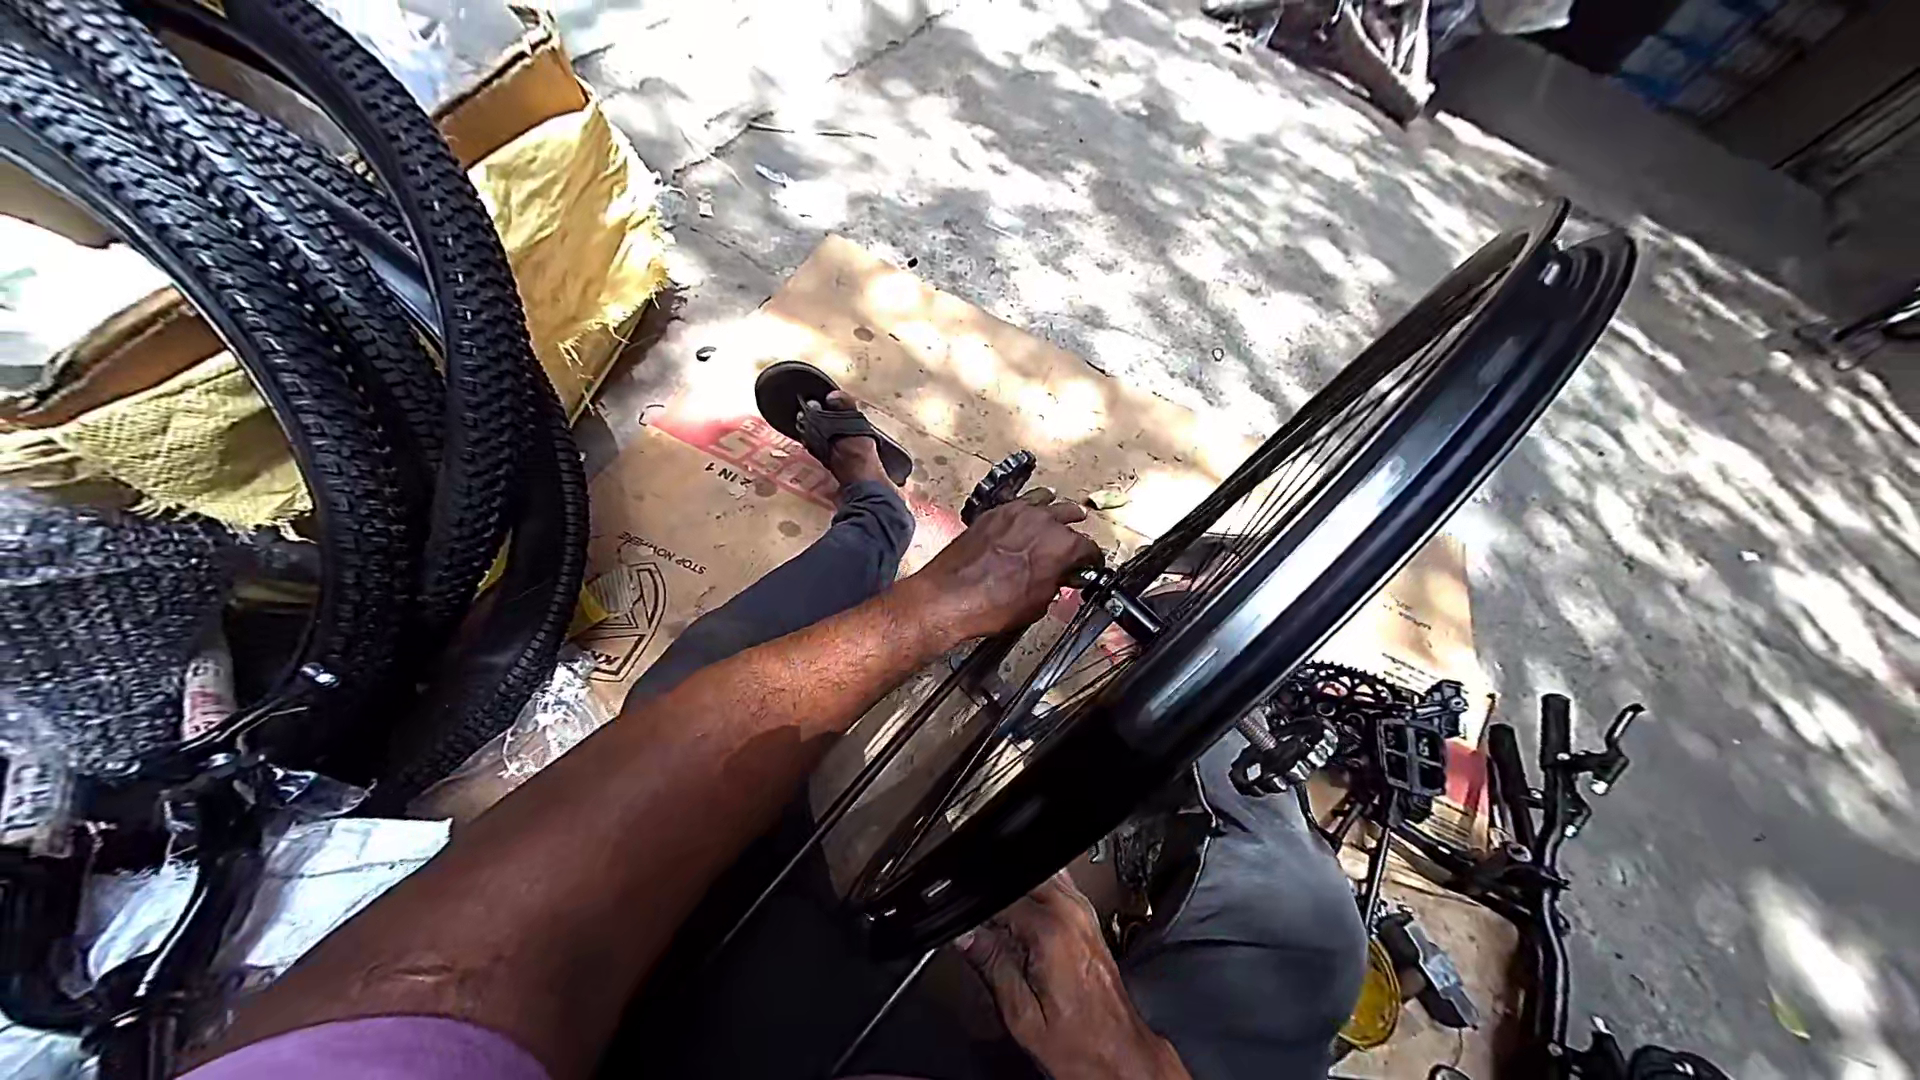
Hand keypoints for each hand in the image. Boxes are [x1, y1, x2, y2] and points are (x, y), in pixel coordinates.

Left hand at [899, 489, 1101, 643]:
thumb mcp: (1038, 603)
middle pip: (1069, 518)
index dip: (1091, 560)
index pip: (1088, 548)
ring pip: (1044, 501)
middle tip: (1074, 544)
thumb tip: (1058, 578)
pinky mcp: (993, 513)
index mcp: (1062, 545)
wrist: (950, 597)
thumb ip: (1055, 583)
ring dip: (1054, 510)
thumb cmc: (991, 605)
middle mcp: (1042, 521)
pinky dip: (1027, 508)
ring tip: (1059, 515)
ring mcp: (1016, 512)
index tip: (1088, 565)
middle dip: (1075, 531)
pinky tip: (1027, 515)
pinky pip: (1018, 503)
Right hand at [959, 873, 1191, 1079]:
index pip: (1000, 897)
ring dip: (1018, 895)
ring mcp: (1083, 909)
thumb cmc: (1081, 1045)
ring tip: (1013, 934)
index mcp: (1051, 931)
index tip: (972, 932)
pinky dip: (1036, 893)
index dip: (979, 913)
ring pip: (1037, 874)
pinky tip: (1030, 922)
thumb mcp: (1022, 1015)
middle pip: (1018, 877)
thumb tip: (965, 934)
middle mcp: (1070, 912)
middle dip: (999, 900)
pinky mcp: (1088, 914)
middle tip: (991, 936)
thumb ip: (991, 965)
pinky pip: (1055, 883)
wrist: (1121, 1055)